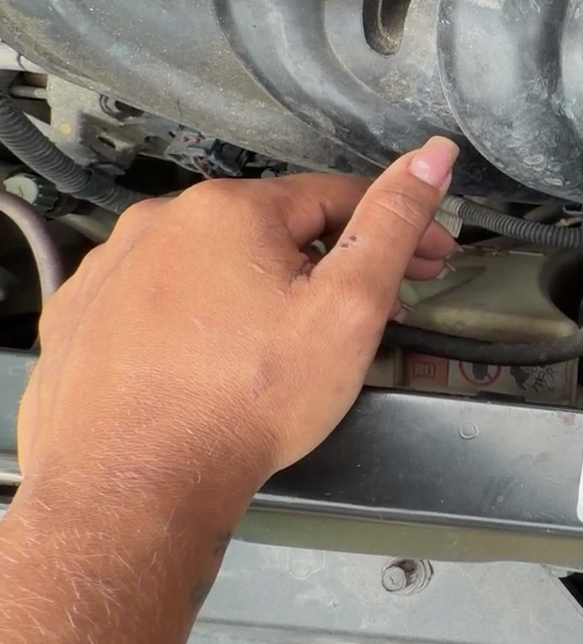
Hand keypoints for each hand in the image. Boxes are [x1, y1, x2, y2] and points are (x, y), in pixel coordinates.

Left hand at [16, 138, 460, 503]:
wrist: (137, 488)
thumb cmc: (254, 395)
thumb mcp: (354, 301)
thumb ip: (395, 220)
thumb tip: (434, 155)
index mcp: (229, 211)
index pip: (344, 196)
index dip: (401, 228)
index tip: (430, 263)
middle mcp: (159, 225)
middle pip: (287, 226)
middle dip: (346, 258)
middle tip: (389, 302)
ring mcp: (112, 271)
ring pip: (233, 257)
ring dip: (287, 280)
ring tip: (318, 332)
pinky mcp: (87, 318)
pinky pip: (179, 291)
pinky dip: (225, 306)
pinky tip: (245, 346)